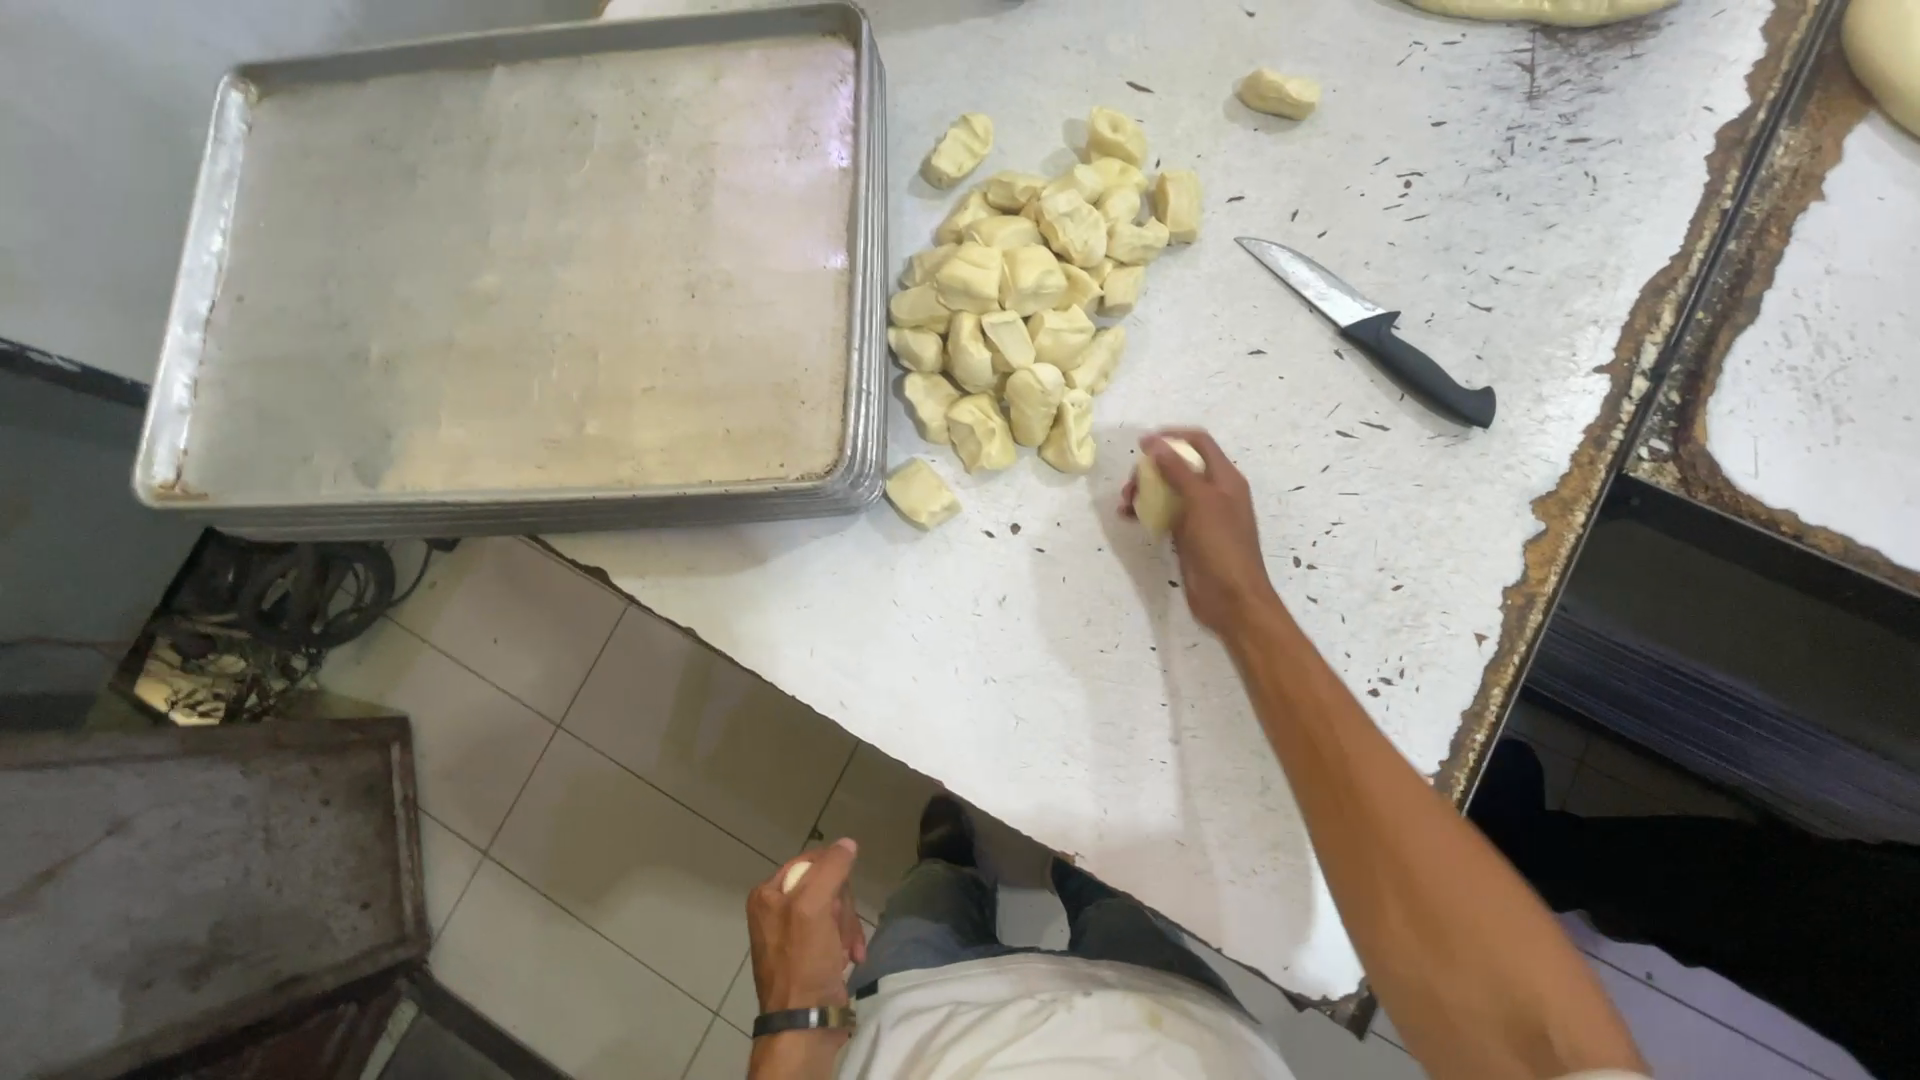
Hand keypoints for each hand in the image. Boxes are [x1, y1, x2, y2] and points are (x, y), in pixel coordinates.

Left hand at [747, 838, 866, 1013]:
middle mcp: (776, 910)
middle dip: (842, 908)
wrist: (806, 1024)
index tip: (838, 900)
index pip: (810, 861)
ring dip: (848, 928)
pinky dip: (847, 943)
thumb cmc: (803, 962)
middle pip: (825, 886)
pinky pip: (836, 932)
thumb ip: (831, 869)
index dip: (832, 876)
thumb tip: (848, 843)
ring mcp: (793, 933)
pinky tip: (850, 958)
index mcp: (767, 894)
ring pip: (835, 909)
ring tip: (848, 950)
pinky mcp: (810, 954)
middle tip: (840, 930)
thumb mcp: (815, 907)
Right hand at [1122, 429, 1281, 637]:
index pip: (1199, 443)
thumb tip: (1155, 443)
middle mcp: (1214, 493)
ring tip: (1124, 503)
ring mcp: (1200, 516)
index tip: (1142, 444)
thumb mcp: (1201, 501)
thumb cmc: (1222, 546)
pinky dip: (1146, 512)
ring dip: (1144, 491)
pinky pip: (1164, 515)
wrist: (1231, 598)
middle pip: (1179, 466)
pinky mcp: (1187, 537)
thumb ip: (1178, 470)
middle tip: (1130, 482)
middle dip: (1151, 468)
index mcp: (1225, 479)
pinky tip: (1128, 518)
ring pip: (1168, 491)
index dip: (1172, 437)